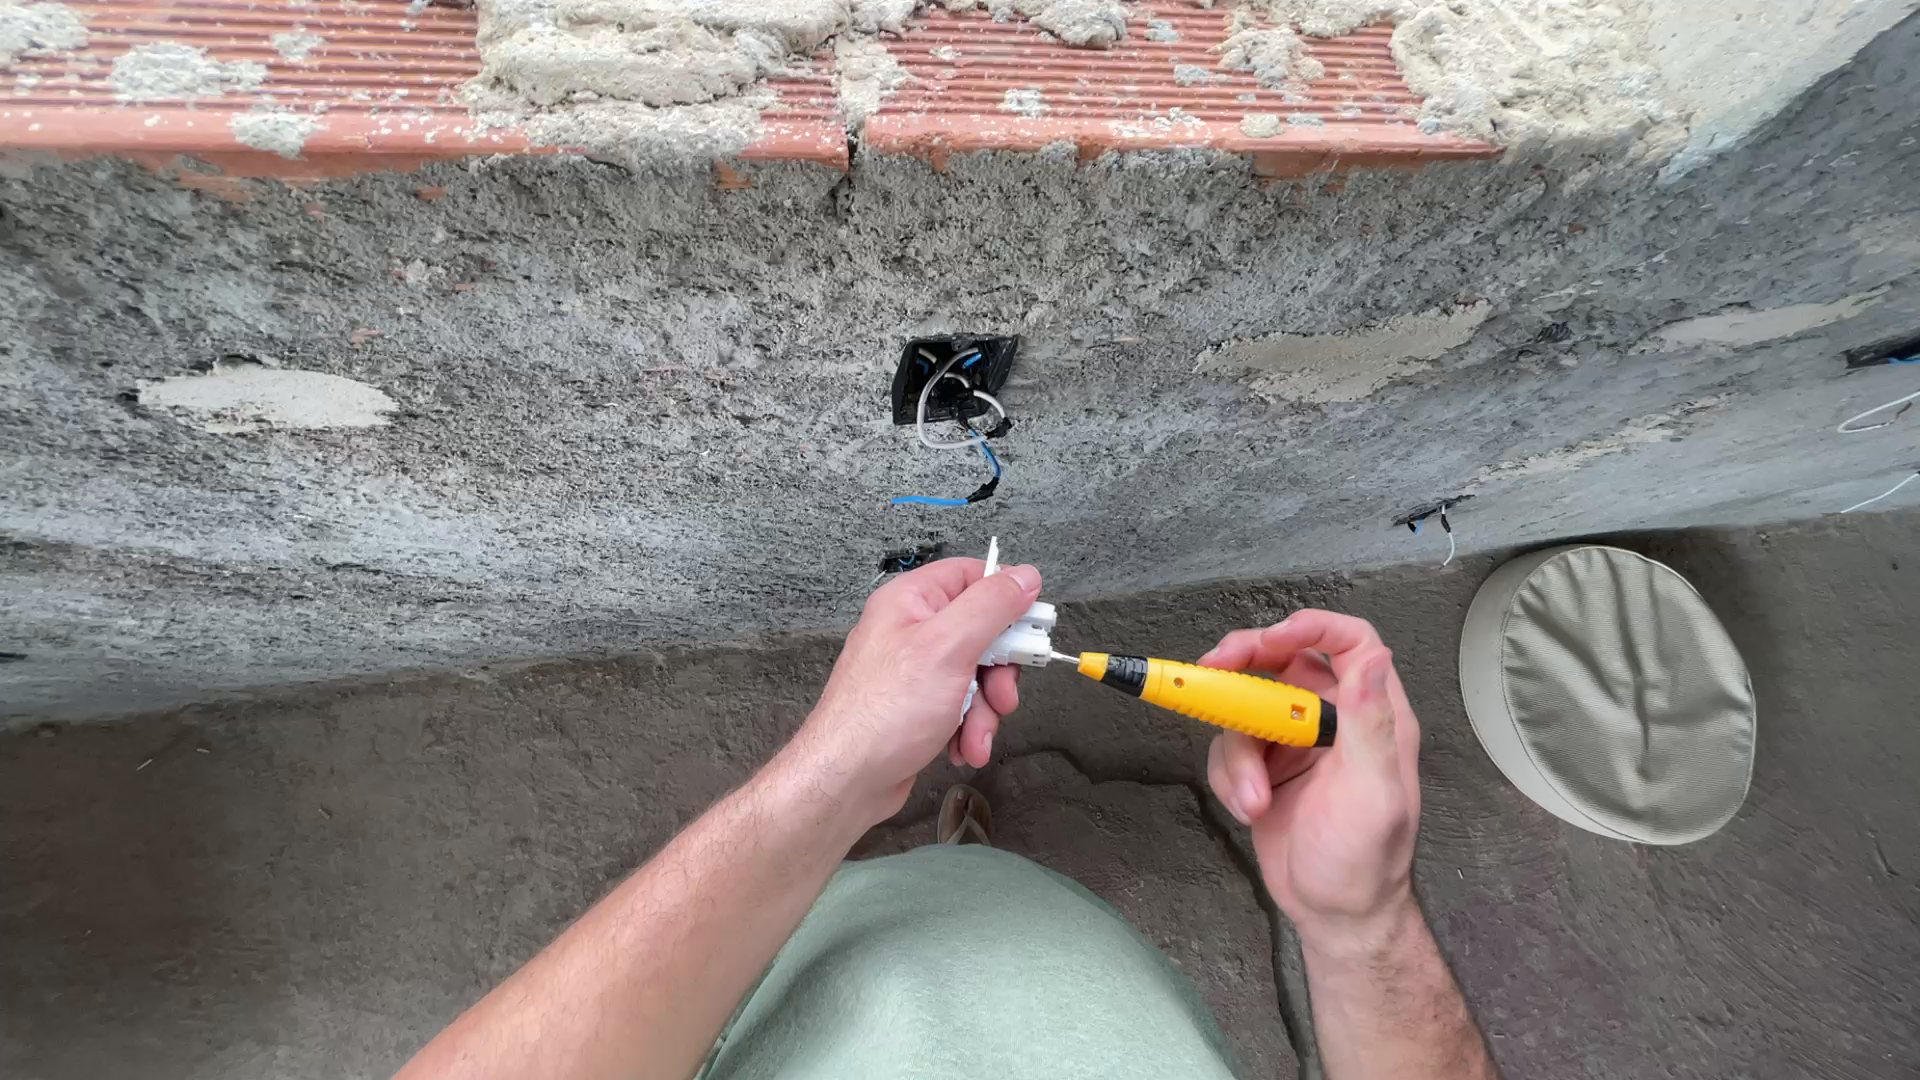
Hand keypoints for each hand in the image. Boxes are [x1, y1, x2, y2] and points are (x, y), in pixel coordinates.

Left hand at [789, 558, 1041, 826]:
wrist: (846, 781)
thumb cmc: (887, 711)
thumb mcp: (949, 646)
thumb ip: (992, 605)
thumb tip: (1026, 576)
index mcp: (912, 600)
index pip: (972, 576)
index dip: (1006, 599)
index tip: (1031, 627)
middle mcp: (911, 628)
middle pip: (981, 631)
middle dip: (999, 672)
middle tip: (1002, 697)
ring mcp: (914, 669)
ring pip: (976, 675)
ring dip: (985, 710)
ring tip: (974, 737)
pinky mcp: (917, 705)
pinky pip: (960, 705)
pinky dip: (968, 728)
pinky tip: (962, 749)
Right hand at [1201, 611, 1421, 947]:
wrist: (1332, 914)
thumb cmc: (1363, 861)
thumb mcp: (1371, 792)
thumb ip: (1371, 722)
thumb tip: (1375, 655)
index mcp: (1370, 714)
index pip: (1349, 643)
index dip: (1310, 627)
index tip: (1269, 639)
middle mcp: (1329, 717)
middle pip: (1279, 659)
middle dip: (1240, 665)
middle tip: (1210, 669)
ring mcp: (1291, 739)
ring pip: (1241, 708)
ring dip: (1238, 756)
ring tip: (1253, 800)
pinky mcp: (1260, 762)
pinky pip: (1226, 746)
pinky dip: (1229, 777)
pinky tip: (1247, 808)